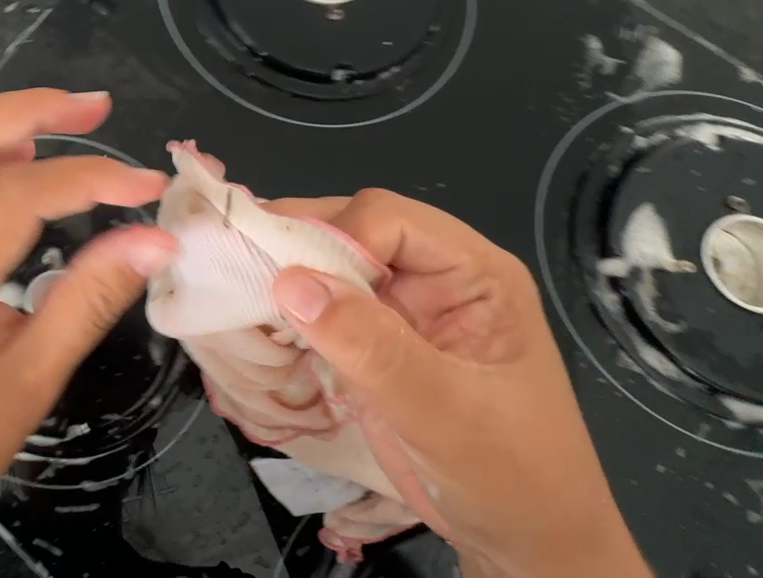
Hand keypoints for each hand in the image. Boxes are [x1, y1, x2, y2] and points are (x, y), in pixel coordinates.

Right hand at [265, 190, 650, 577]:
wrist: (523, 543)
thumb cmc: (510, 478)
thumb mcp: (445, 415)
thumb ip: (372, 347)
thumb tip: (291, 282)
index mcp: (472, 273)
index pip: (386, 219)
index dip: (332, 238)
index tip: (287, 281)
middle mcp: (431, 274)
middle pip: (348, 227)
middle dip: (296, 247)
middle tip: (241, 273)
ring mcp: (397, 304)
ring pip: (324, 259)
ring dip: (282, 274)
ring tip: (239, 294)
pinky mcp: (368, 334)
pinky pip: (316, 299)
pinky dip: (283, 306)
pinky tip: (257, 321)